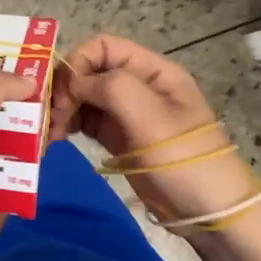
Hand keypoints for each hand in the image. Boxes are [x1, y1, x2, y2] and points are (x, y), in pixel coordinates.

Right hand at [49, 34, 256, 220]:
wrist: (209, 213)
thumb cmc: (185, 160)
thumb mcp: (152, 119)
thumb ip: (112, 88)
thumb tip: (73, 81)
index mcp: (152, 71)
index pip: (103, 47)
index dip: (78, 62)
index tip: (64, 94)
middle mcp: (137, 85)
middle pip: (88, 71)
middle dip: (65, 88)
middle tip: (51, 117)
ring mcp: (126, 112)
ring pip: (82, 96)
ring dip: (62, 108)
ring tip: (51, 133)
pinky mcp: (116, 137)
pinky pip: (84, 120)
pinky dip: (67, 125)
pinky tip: (56, 138)